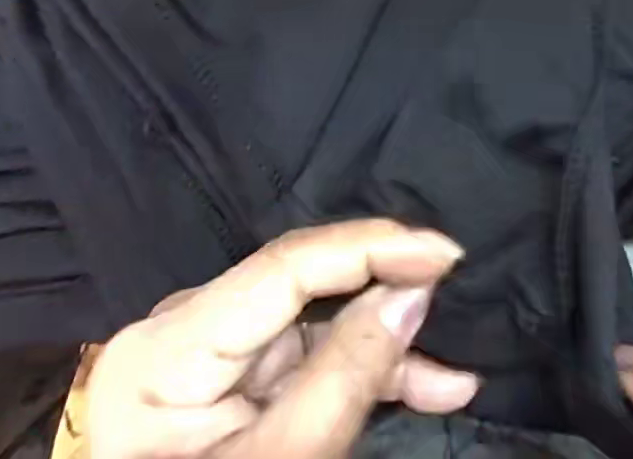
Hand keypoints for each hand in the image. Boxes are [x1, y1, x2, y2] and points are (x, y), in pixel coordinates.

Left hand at [87, 219, 480, 458]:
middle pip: (308, 286)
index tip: (445, 253)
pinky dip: (363, 368)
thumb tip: (413, 293)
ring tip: (456, 371)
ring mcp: (215, 351)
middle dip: (388, 290)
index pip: (288, 265)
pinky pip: (311, 355)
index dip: (373, 247)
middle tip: (459, 292)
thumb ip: (344, 376)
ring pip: (320, 322)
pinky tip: (425, 384)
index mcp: (172, 347)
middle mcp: (191, 327)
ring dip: (387, 344)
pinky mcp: (236, 376)